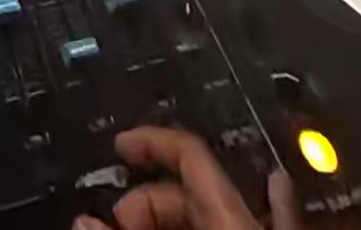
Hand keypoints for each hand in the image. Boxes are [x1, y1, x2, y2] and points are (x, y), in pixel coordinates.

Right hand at [74, 127, 301, 229]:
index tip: (120, 146)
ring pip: (227, 207)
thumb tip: (82, 219)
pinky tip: (277, 183)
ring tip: (142, 216)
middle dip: (152, 196)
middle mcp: (258, 221)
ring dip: (183, 204)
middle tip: (120, 219)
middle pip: (197, 185)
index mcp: (234, 217)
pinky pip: (278, 221)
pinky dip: (272, 205)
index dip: (150, 140)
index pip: (189, 151)